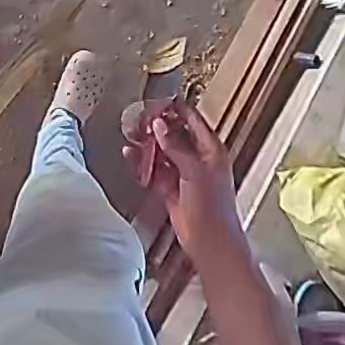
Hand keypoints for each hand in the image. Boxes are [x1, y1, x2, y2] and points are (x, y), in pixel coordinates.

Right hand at [121, 99, 239, 246]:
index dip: (175, 109)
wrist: (210, 243)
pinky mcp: (170, 188)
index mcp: (211, 150)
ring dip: (146, 143)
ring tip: (130, 134)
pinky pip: (153, 169)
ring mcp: (183, 173)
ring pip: (161, 151)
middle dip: (155, 126)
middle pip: (173, 134)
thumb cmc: (213, 209)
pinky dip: (142, 163)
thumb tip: (160, 125)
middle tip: (138, 118)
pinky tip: (130, 155)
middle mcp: (197, 159)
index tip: (157, 101)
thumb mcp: (195, 171)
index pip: (192, 120)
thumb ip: (176, 146)